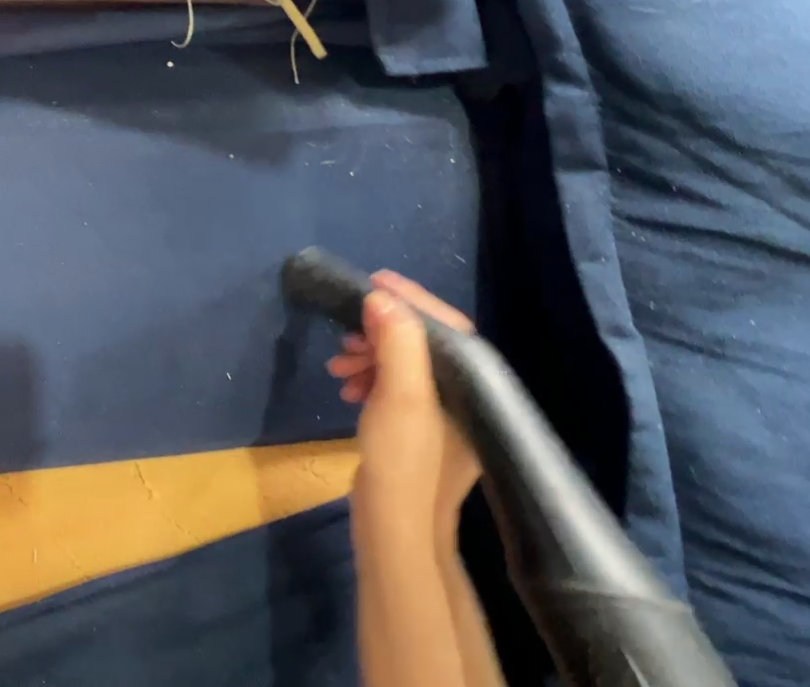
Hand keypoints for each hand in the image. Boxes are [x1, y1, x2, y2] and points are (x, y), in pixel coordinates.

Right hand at [326, 271, 481, 536]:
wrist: (396, 529)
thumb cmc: (403, 461)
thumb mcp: (400, 397)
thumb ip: (397, 345)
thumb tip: (381, 297)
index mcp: (470, 385)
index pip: (446, 325)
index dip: (410, 298)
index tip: (372, 280)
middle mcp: (464, 396)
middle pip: (424, 342)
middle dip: (380, 331)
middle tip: (345, 335)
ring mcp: (443, 416)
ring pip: (407, 364)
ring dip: (370, 355)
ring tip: (339, 366)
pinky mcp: (421, 430)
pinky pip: (397, 385)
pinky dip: (371, 378)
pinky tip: (348, 387)